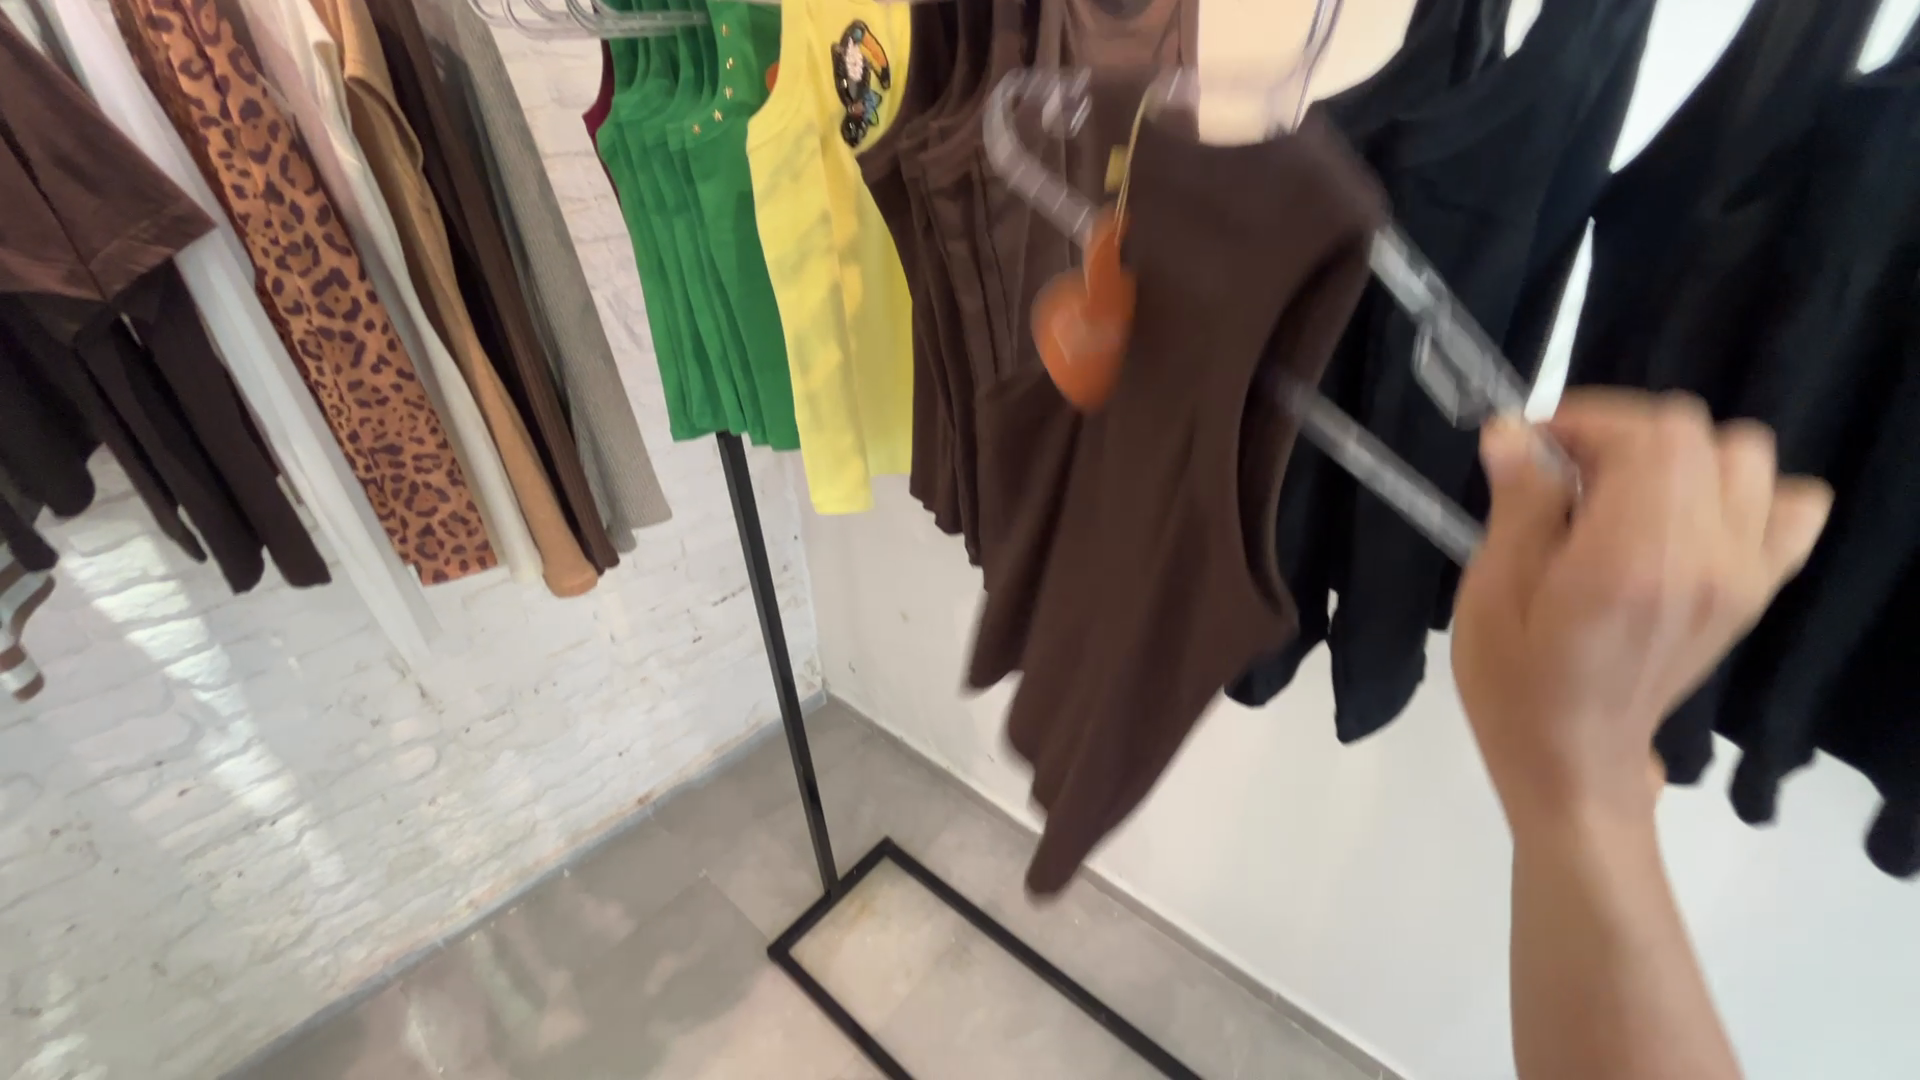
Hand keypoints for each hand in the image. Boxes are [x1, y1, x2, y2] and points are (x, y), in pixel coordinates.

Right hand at [1452, 390, 1832, 833]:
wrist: (1571, 753)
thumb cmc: (1512, 676)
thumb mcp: (1492, 590)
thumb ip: (1518, 504)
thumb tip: (1512, 433)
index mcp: (1633, 559)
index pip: (1650, 436)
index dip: (1586, 418)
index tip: (1530, 442)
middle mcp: (1709, 557)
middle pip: (1696, 435)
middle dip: (1618, 432)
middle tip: (1557, 467)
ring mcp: (1746, 574)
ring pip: (1744, 457)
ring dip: (1673, 455)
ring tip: (1613, 490)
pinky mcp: (1756, 589)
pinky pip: (1789, 505)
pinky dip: (1737, 490)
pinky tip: (1677, 517)